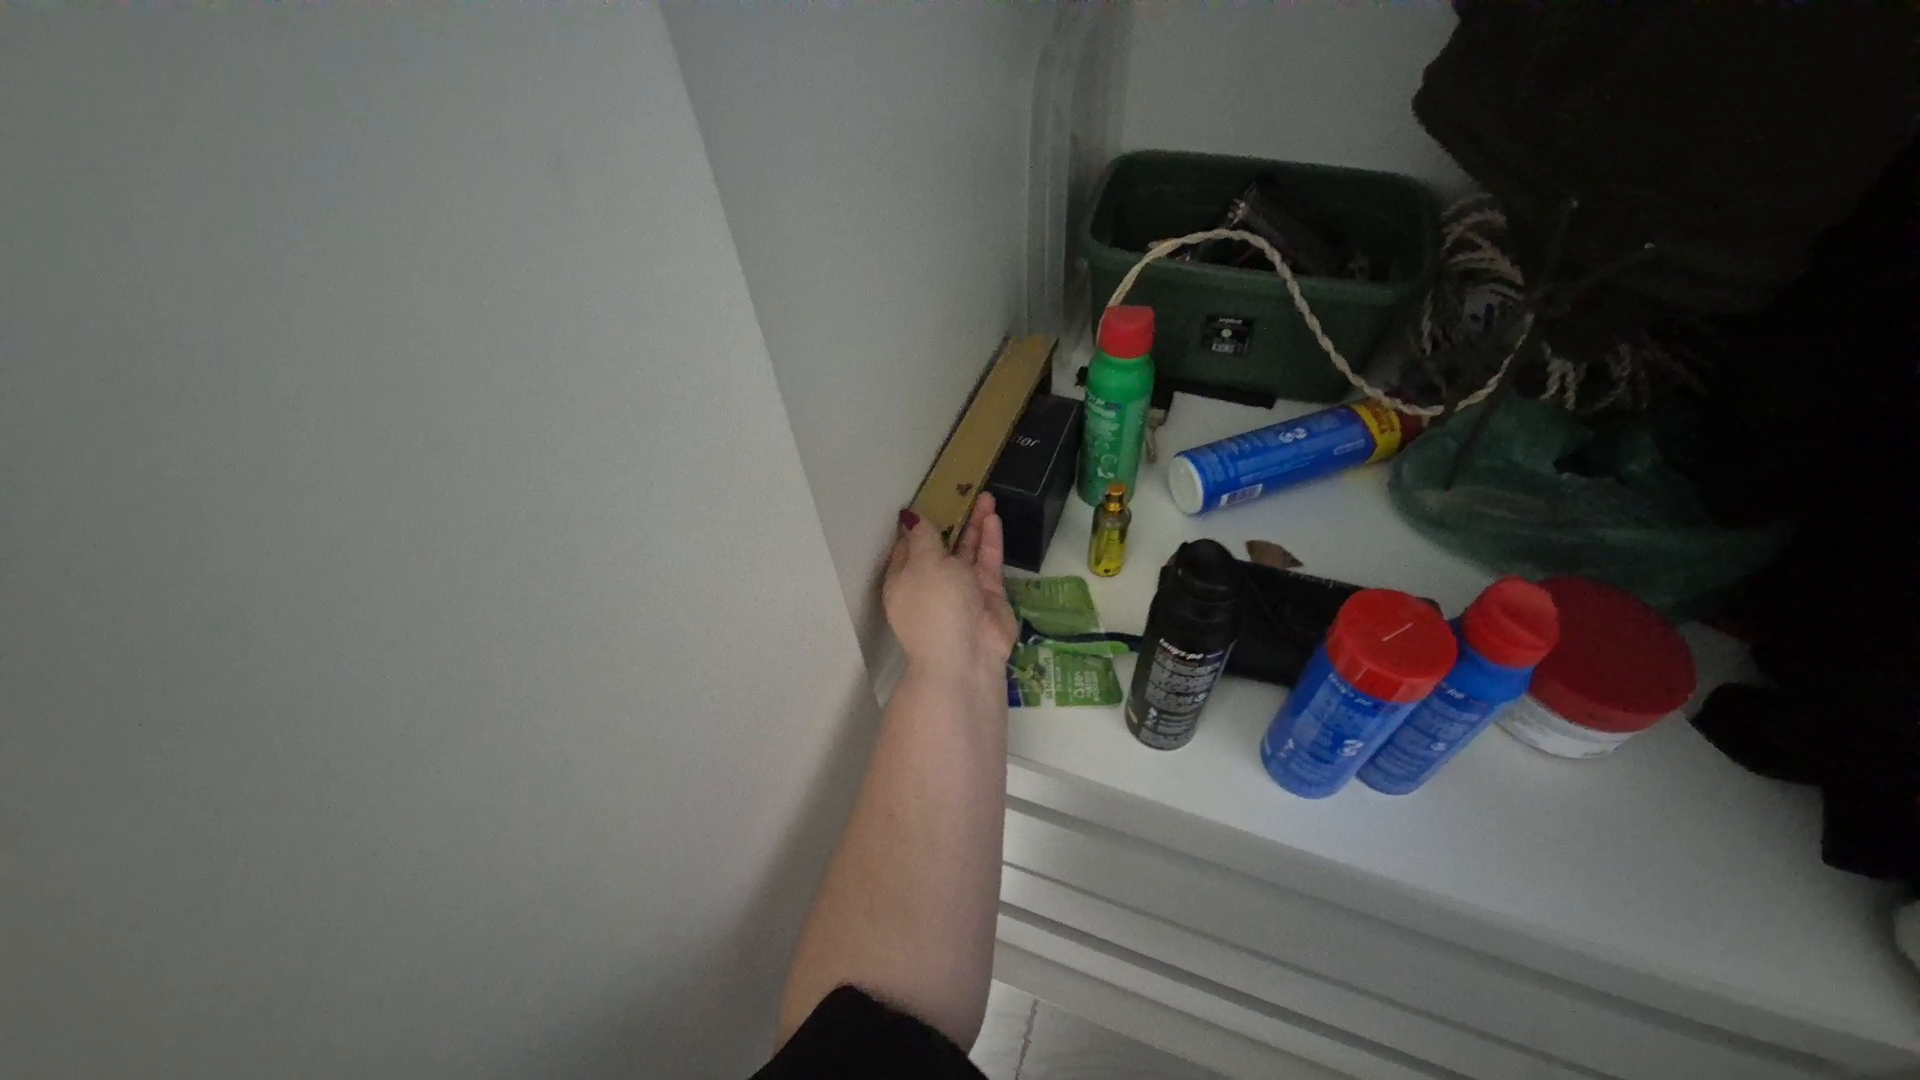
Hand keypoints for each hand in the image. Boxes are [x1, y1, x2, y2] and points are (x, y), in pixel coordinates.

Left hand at [884, 494, 1018, 678]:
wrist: (965, 655)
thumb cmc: (934, 605)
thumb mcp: (922, 564)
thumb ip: (922, 537)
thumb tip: (910, 517)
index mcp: (903, 580)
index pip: (908, 546)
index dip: (918, 524)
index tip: (928, 500)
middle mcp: (931, 584)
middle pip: (941, 547)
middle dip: (951, 521)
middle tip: (962, 493)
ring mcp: (961, 591)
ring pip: (967, 552)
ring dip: (975, 526)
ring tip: (985, 496)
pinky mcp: (988, 595)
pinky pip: (987, 562)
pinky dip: (989, 541)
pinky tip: (993, 517)